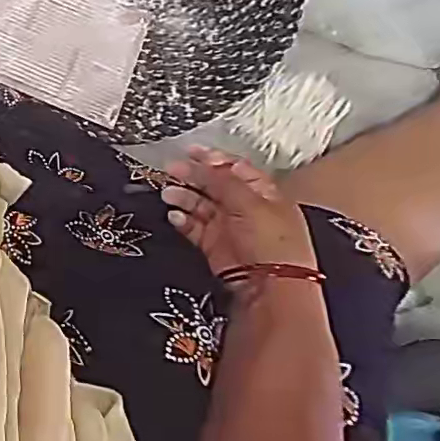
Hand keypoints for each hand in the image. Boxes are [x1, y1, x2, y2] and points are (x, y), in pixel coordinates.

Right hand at [161, 146, 316, 274]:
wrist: (270, 288)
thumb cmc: (271, 242)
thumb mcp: (249, 202)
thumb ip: (222, 180)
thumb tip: (200, 163)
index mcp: (262, 193)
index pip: (235, 168)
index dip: (213, 159)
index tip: (190, 151)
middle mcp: (245, 207)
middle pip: (214, 185)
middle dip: (192, 175)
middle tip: (171, 169)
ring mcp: (229, 226)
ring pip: (200, 204)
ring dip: (183, 196)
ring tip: (168, 194)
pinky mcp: (214, 245)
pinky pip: (194, 227)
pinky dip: (183, 220)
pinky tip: (175, 216)